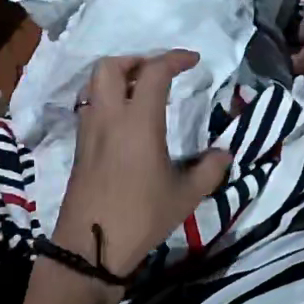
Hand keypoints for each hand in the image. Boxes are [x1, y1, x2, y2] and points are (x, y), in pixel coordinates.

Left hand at [52, 51, 232, 276]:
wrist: (91, 245)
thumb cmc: (142, 216)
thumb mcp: (186, 196)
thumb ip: (210, 170)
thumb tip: (224, 153)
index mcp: (138, 122)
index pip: (154, 73)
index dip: (175, 59)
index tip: (193, 60)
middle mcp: (108, 117)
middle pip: (110, 66)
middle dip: (135, 60)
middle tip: (158, 72)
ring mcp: (89, 131)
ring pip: (94, 84)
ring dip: (118, 77)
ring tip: (141, 92)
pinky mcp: (79, 148)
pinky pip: (90, 107)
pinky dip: (107, 99)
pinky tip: (125, 121)